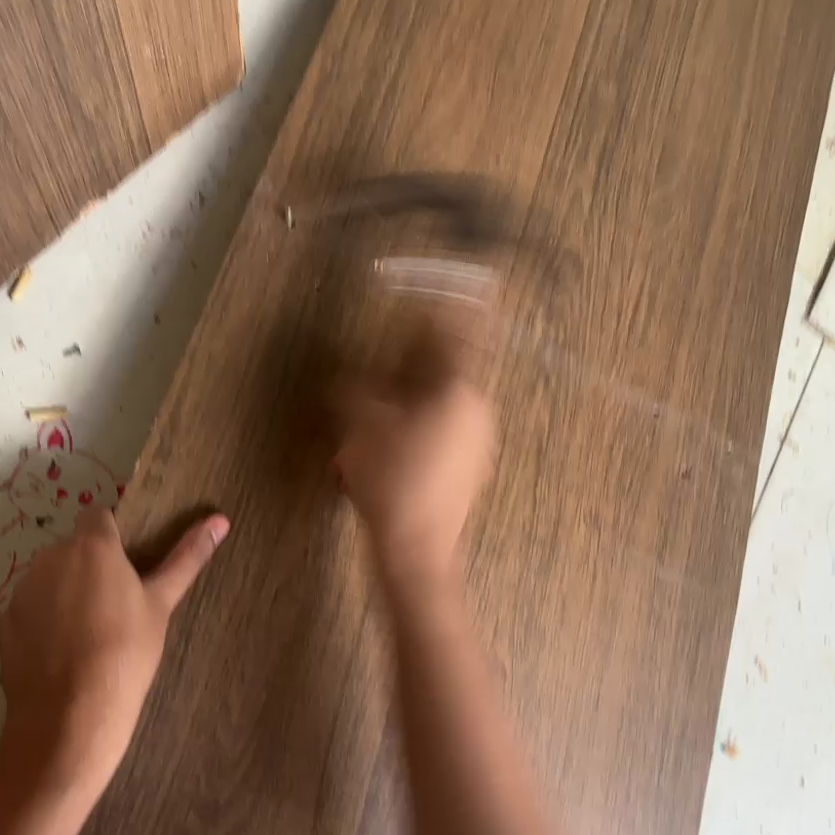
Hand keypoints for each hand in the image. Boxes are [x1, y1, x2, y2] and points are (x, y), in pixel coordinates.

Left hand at [0, 507, 228, 798]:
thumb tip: (221, 520)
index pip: (100, 516)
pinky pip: (32, 607)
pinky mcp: (6, 620)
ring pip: (51, 577)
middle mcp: (51, 557)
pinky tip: (63, 652)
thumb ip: (187, 557)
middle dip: (92, 567)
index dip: (115, 537)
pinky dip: (45, 619)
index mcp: (92, 546)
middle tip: (117, 607)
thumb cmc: (126, 653)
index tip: (130, 568)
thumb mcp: (161, 605)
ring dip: (67, 591)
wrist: (70, 716)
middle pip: (75, 549)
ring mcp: (23, 589)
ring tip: (90, 634)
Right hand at [333, 312, 493, 587]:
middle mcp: (477, 410)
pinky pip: (444, 431)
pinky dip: (418, 427)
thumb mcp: (361, 426)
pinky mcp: (470, 468)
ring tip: (378, 410)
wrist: (416, 548)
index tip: (445, 286)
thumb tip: (355, 374)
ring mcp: (478, 442)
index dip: (447, 308)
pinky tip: (388, 447)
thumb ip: (359, 388)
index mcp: (457, 391)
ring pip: (443, 404)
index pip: (457, 334)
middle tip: (388, 361)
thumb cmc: (390, 480)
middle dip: (414, 364)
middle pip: (447, 370)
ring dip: (412, 399)